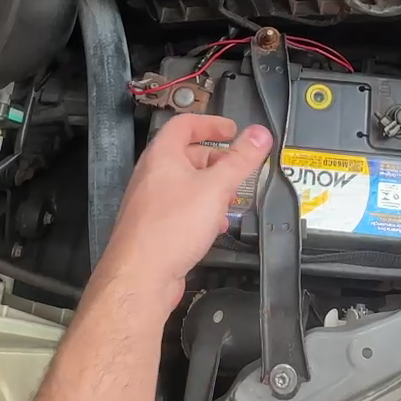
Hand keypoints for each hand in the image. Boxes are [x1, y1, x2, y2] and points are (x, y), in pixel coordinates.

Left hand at [94, 114, 270, 311]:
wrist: (141, 276)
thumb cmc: (169, 228)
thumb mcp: (216, 187)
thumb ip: (241, 160)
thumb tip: (259, 135)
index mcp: (162, 155)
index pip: (185, 124)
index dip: (211, 124)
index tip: (231, 130)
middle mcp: (152, 175)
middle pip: (187, 155)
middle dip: (216, 160)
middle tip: (237, 166)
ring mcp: (151, 201)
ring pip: (186, 184)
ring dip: (211, 187)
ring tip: (230, 198)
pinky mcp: (155, 226)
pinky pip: (182, 208)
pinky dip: (202, 210)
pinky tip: (215, 225)